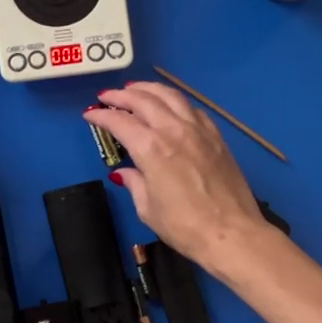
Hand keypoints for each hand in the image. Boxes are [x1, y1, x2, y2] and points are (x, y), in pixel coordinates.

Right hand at [85, 82, 270, 272]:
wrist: (231, 233)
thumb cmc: (184, 226)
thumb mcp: (148, 208)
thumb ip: (134, 183)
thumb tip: (125, 172)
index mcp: (151, 148)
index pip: (120, 121)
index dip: (101, 115)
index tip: (90, 114)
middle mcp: (173, 130)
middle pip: (144, 100)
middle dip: (121, 95)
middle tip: (107, 96)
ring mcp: (198, 130)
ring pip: (171, 96)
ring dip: (149, 89)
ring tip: (135, 89)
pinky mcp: (216, 136)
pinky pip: (192, 108)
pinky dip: (175, 101)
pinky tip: (170, 106)